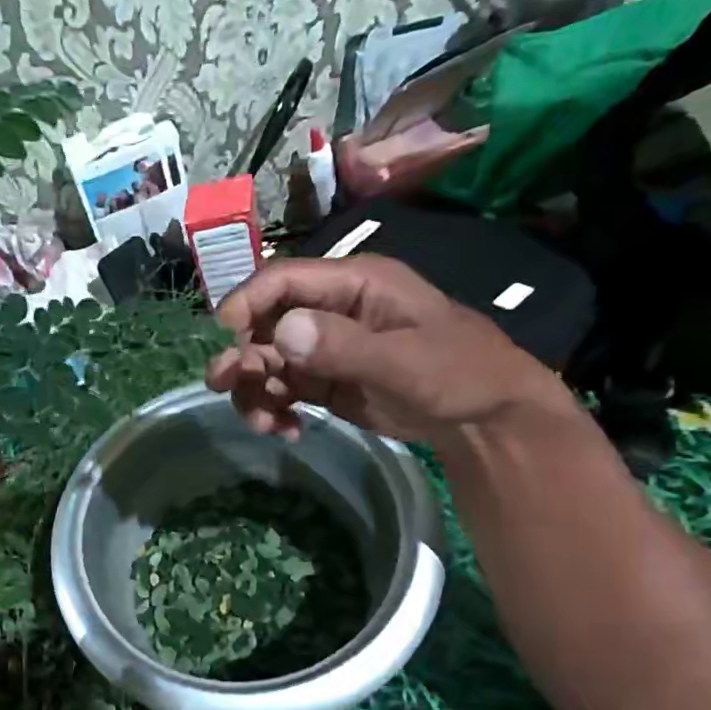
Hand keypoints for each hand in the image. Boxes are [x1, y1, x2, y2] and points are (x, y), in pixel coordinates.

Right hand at [204, 255, 577, 442]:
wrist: (485, 419)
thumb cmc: (458, 373)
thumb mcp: (406, 360)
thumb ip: (344, 346)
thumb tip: (281, 332)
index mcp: (355, 285)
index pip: (286, 279)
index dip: (249, 299)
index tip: (225, 331)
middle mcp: (332, 311)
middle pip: (267, 322)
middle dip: (244, 354)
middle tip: (227, 385)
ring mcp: (326, 348)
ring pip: (268, 360)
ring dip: (254, 388)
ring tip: (263, 422)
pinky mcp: (325, 381)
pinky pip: (283, 389)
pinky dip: (274, 409)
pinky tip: (285, 430)